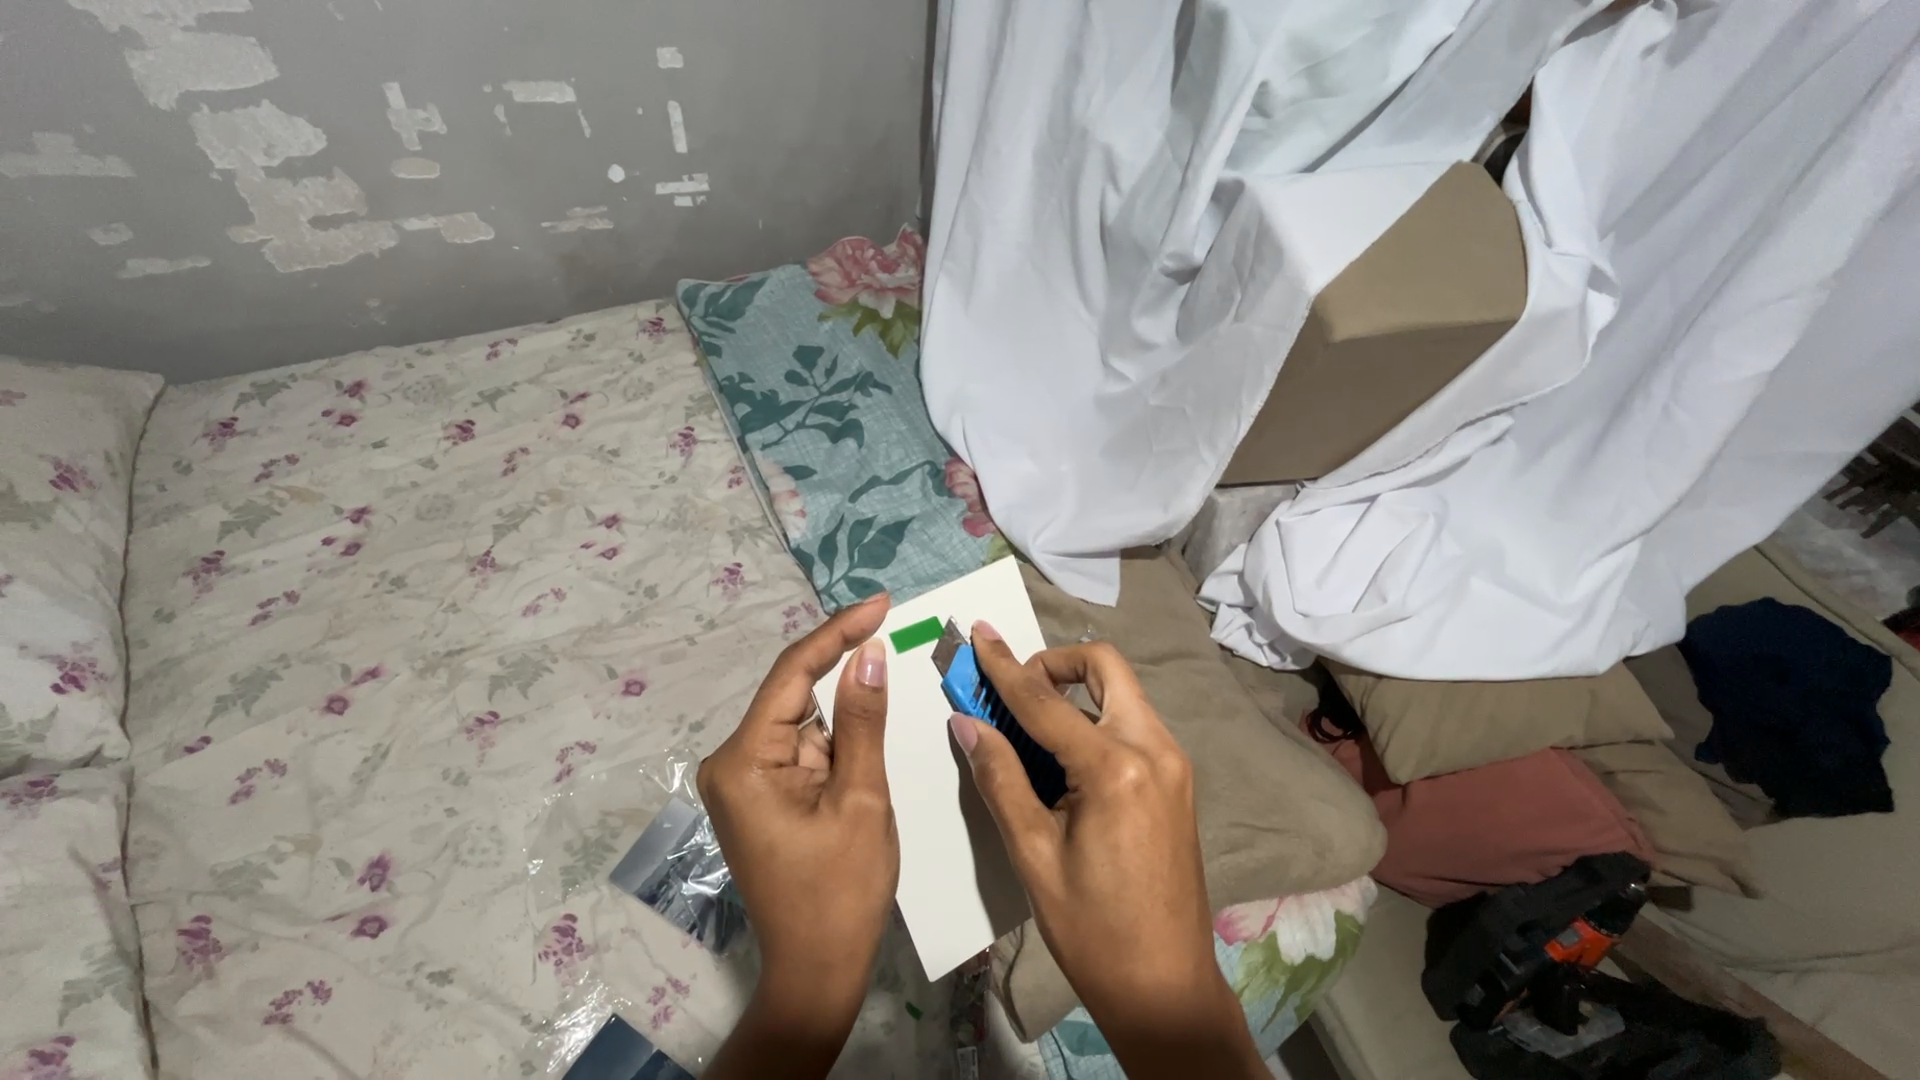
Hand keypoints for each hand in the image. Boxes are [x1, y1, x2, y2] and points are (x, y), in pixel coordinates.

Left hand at [699, 595, 896, 1078]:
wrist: (816, 970)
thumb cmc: (840, 892)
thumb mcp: (861, 799)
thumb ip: (864, 721)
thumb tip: (869, 653)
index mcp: (745, 760)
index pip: (793, 673)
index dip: (838, 632)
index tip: (880, 603)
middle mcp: (733, 761)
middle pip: (797, 693)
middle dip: (845, 666)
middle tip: (891, 623)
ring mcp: (745, 779)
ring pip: (806, 721)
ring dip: (848, 710)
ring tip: (889, 684)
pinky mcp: (762, 794)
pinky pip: (805, 748)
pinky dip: (840, 739)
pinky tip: (868, 735)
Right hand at [950, 625, 1265, 1078]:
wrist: (1166, 987)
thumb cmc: (1092, 929)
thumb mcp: (1033, 854)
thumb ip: (1000, 777)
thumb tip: (966, 722)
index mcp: (1115, 768)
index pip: (1046, 700)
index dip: (1005, 665)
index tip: (979, 632)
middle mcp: (1155, 750)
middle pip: (1106, 668)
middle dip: (1056, 663)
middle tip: (1016, 689)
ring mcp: (1174, 763)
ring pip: (1123, 693)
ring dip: (1077, 692)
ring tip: (1032, 725)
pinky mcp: (1179, 780)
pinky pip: (1134, 724)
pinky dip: (1097, 719)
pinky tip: (1067, 756)